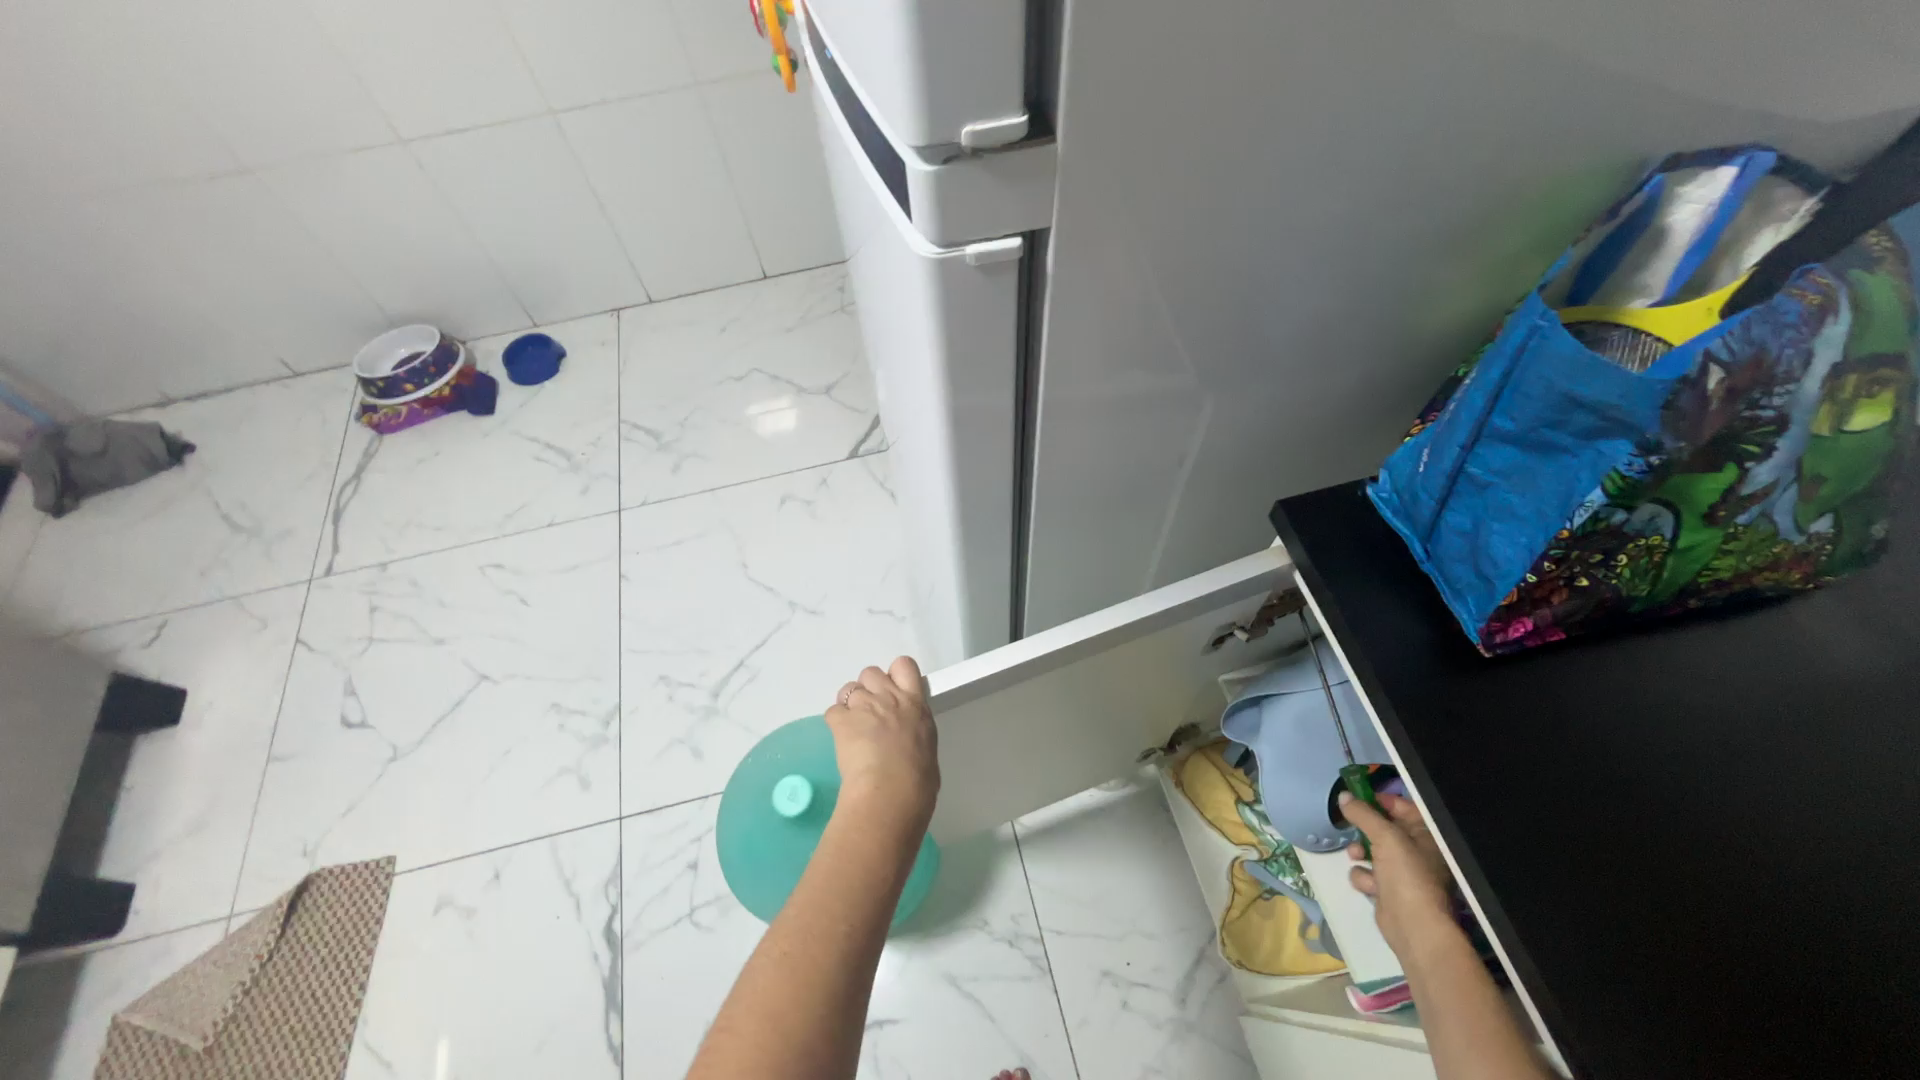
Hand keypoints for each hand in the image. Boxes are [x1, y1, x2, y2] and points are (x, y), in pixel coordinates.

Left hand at [825, 657, 939, 835]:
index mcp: (915, 705)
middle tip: (870, 712)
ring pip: (849, 689)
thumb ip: (914, 733)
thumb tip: (908, 742)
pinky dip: (835, 723)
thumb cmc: (918, 781)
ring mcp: (863, 706)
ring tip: (853, 728)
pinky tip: (841, 740)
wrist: (891, 792)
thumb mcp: (926, 748)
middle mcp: (889, 698)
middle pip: (871, 673)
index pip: (904, 666)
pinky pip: (833, 712)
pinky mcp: (841, 720)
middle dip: (868, 688)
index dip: (894, 675)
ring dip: (850, 704)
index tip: (892, 691)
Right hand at [1342, 791, 1459, 958]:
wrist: (1413, 926)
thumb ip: (1362, 813)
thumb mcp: (1385, 836)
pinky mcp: (1388, 890)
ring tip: (1356, 856)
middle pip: (1383, 828)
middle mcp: (1416, 851)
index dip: (1378, 800)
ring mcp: (1402, 872)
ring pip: (1371, 850)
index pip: (1401, 806)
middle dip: (1364, 828)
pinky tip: (1368, 885)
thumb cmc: (1407, 875)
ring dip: (1359, 852)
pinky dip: (1364, 877)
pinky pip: (1368, 873)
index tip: (1354, 797)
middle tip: (1348, 823)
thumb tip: (1343, 796)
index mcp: (1426, 835)